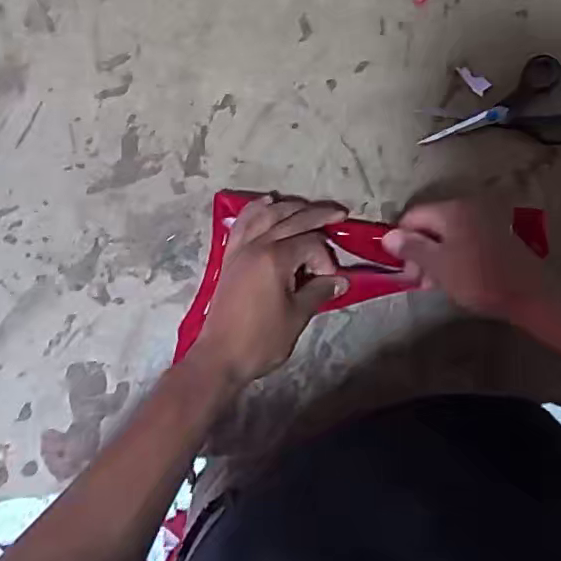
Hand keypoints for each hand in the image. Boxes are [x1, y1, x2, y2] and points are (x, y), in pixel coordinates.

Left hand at [197, 195, 348, 381]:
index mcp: (275, 259)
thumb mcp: (298, 316)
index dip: (325, 259)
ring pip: (267, 214)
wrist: (218, 358)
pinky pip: (243, 223)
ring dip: (290, 207)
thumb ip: (320, 291)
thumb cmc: (261, 339)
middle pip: (292, 219)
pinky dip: (256, 209)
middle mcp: (257, 246)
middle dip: (318, 214)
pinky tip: (268, 202)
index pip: (311, 243)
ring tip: (309, 207)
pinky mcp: (230, 257)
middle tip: (340, 213)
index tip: (329, 281)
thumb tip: (341, 280)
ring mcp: (240, 249)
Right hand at [380, 197, 557, 323]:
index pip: (413, 215)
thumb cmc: (478, 278)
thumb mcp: (439, 266)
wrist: (528, 293)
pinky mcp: (496, 235)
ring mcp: (485, 220)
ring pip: (448, 235)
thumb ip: (412, 248)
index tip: (402, 266)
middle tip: (418, 280)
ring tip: (435, 284)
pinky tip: (455, 278)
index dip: (401, 239)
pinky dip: (455, 256)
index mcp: (452, 210)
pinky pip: (466, 240)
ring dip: (436, 256)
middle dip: (420, 250)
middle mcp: (469, 208)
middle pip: (431, 224)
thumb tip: (387, 235)